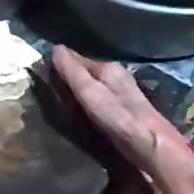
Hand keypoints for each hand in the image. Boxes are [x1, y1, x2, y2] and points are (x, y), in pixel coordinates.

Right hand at [52, 46, 188, 169]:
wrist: (151, 145)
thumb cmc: (119, 117)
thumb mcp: (90, 92)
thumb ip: (73, 73)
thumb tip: (56, 49)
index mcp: (109, 68)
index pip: (78, 58)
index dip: (60, 61)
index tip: (41, 65)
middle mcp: (118, 77)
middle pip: (88, 72)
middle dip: (70, 74)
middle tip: (47, 81)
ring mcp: (124, 94)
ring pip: (96, 85)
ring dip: (81, 88)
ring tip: (61, 95)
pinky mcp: (126, 112)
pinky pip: (101, 99)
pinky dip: (90, 101)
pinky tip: (84, 110)